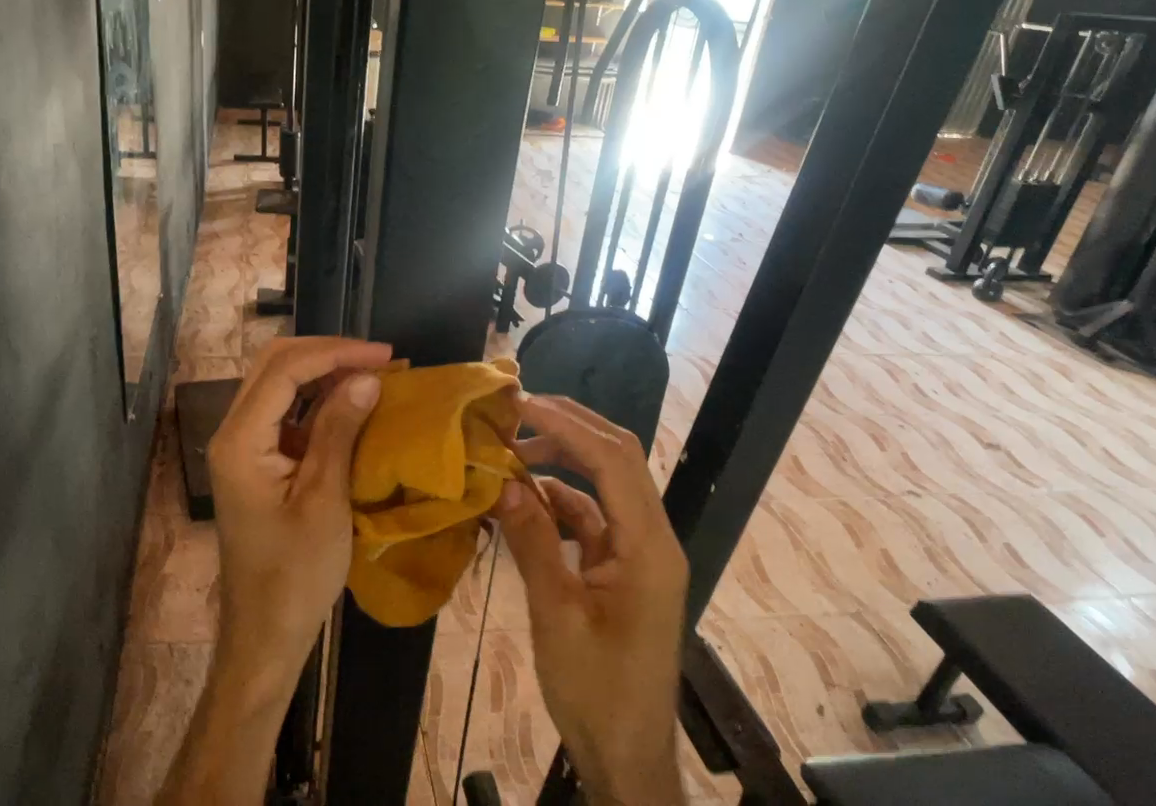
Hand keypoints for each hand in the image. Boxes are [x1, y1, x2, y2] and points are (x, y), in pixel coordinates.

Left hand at [206, 336, 392, 683]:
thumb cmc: (296, 574)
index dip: (336, 352)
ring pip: (278, 386)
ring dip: (324, 374)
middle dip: (327, 354)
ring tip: (373, 374)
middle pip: (274, 367)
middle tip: (379, 359)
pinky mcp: (257, 463)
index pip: (285, 370)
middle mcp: (232, 434)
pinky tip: (352, 405)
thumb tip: (367, 377)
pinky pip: (285, 414)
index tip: (385, 355)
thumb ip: (339, 431)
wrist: (266, 632)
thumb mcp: (325, 499)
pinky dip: (318, 401)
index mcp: (240, 440)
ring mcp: (242, 448)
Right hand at [494, 395, 687, 804]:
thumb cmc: (596, 690)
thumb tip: (503, 481)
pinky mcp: (622, 571)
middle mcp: (652, 539)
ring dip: (562, 463)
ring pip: (604, 486)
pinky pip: (593, 519)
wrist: (625, 752)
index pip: (614, 461)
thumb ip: (533, 542)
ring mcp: (639, 554)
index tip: (519, 403)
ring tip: (510, 450)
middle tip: (515, 409)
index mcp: (649, 546)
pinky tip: (521, 499)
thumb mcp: (557, 615)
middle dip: (569, 428)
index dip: (568, 424)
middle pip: (618, 460)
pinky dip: (559, 502)